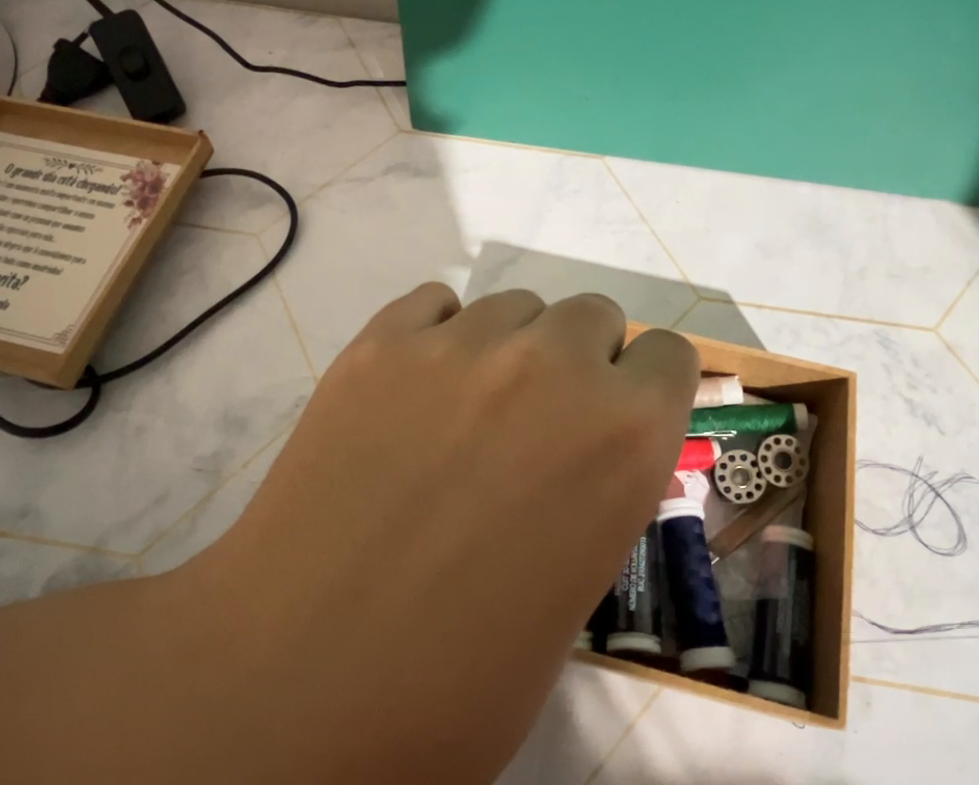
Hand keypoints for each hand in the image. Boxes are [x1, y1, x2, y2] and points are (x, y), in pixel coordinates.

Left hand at [200, 284, 698, 781]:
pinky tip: (412, 395)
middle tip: (536, 424)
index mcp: (626, 433)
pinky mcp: (378, 343)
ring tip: (463, 415)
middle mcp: (554, 364)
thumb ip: (602, 484)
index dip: (646, 387)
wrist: (309, 674)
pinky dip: (438, 337)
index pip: (669, 354)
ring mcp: (459, 344)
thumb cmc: (466, 669)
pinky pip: (435, 303)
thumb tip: (582, 445)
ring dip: (509, 349)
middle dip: (580, 361)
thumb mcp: (581, 577)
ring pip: (514, 305)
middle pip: (592, 314)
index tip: (617, 418)